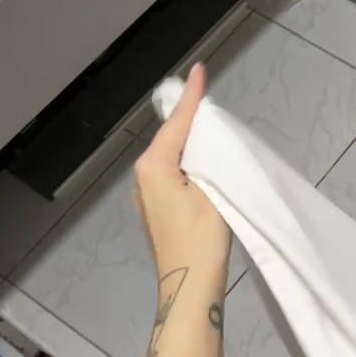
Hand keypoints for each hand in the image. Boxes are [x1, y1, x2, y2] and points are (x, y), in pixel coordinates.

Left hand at [135, 63, 230, 274]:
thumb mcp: (212, 194)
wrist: (190, 288)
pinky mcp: (157, 215)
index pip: (177, 123)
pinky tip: (203, 172)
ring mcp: (147, 198)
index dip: (191, 96)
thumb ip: (208, 162)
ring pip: (172, 162)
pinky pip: (173, 180)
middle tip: (210, 102)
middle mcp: (143, 178)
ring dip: (190, 149)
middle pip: (172, 141)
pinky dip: (189, 170)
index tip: (198, 69)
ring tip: (211, 136)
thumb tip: (207, 147)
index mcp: (154, 166)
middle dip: (190, 122)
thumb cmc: (202, 240)